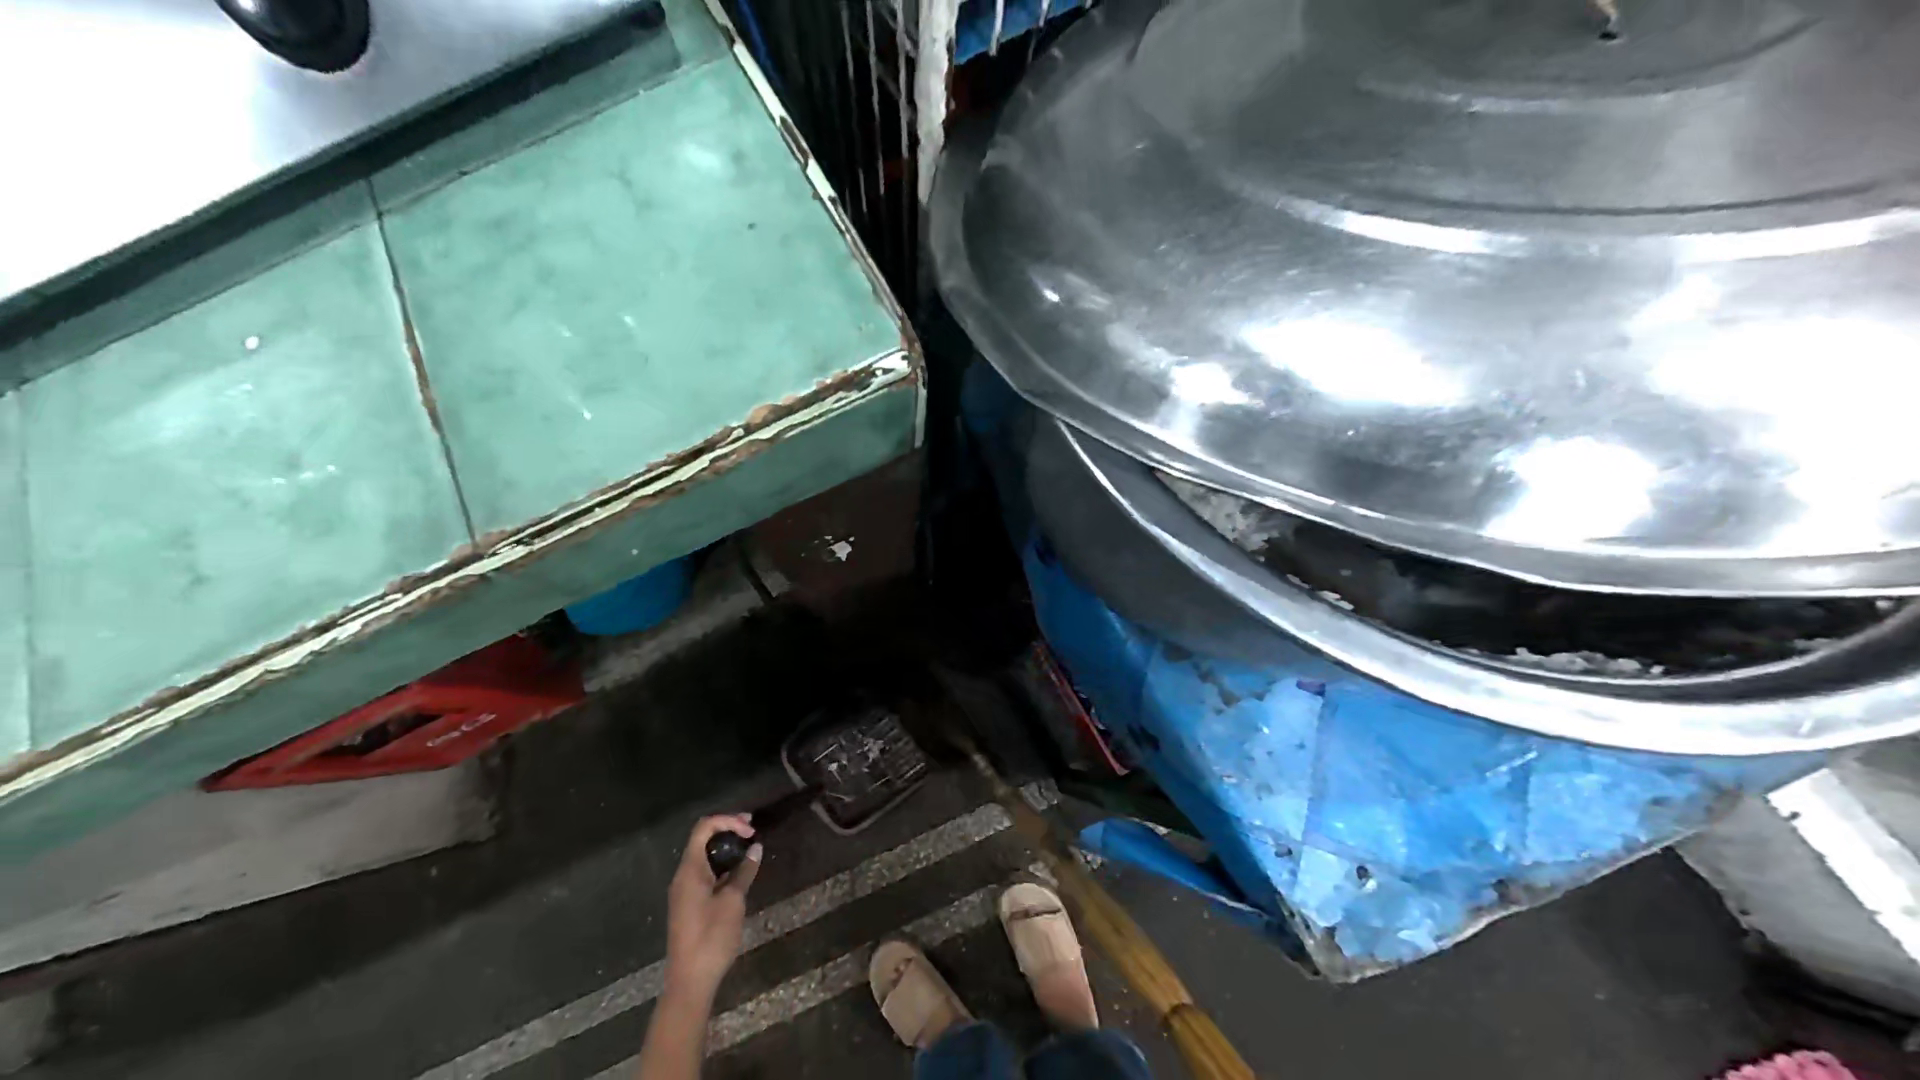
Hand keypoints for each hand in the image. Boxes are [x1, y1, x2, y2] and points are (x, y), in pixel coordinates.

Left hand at [664, 814, 761, 1000]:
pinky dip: (722, 865)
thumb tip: (756, 849)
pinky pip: (705, 873)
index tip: (751, 831)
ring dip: (726, 848)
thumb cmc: (711, 937)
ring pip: (704, 857)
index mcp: (690, 870)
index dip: (728, 821)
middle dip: (728, 830)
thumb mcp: (733, 902)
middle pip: (702, 839)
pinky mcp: (689, 904)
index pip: (704, 828)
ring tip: (749, 849)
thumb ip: (744, 872)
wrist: (690, 981)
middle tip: (753, 831)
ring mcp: (684, 891)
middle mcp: (683, 875)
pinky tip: (739, 872)